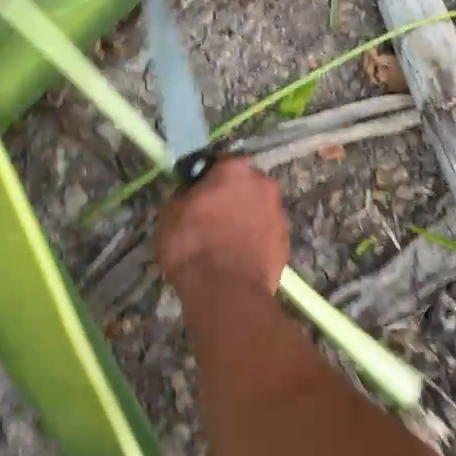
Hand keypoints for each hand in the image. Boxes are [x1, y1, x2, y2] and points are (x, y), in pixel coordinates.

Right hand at [153, 158, 288, 304]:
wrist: (227, 292)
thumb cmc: (192, 246)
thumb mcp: (170, 215)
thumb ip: (184, 196)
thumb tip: (191, 195)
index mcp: (235, 170)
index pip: (220, 163)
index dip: (207, 179)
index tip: (197, 195)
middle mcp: (263, 184)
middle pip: (245, 185)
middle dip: (231, 197)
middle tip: (211, 219)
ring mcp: (278, 214)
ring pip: (257, 210)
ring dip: (245, 219)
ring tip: (225, 244)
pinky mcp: (286, 242)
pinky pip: (265, 235)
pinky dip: (255, 242)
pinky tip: (239, 259)